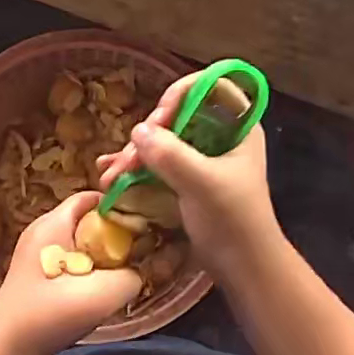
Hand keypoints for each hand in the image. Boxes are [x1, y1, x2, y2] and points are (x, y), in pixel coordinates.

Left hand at [0, 191, 141, 354]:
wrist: (5, 349)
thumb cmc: (48, 315)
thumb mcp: (103, 295)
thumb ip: (132, 276)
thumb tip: (138, 272)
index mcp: (53, 223)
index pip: (93, 197)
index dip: (122, 207)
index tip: (144, 227)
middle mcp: (42, 230)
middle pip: (89, 219)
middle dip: (116, 235)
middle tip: (137, 254)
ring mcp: (37, 252)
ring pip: (82, 242)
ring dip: (103, 257)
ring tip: (121, 275)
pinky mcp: (37, 274)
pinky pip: (71, 260)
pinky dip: (88, 270)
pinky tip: (97, 291)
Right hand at [97, 72, 280, 282]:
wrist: (243, 268)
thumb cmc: (233, 222)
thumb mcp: (202, 185)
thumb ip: (171, 154)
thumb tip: (138, 131)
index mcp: (237, 126)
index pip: (209, 86)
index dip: (180, 93)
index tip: (158, 119)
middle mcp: (219, 135)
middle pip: (178, 114)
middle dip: (148, 133)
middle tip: (129, 159)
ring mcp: (201, 158)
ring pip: (162, 140)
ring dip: (135, 154)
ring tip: (110, 176)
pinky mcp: (186, 179)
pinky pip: (157, 163)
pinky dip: (135, 169)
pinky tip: (110, 177)